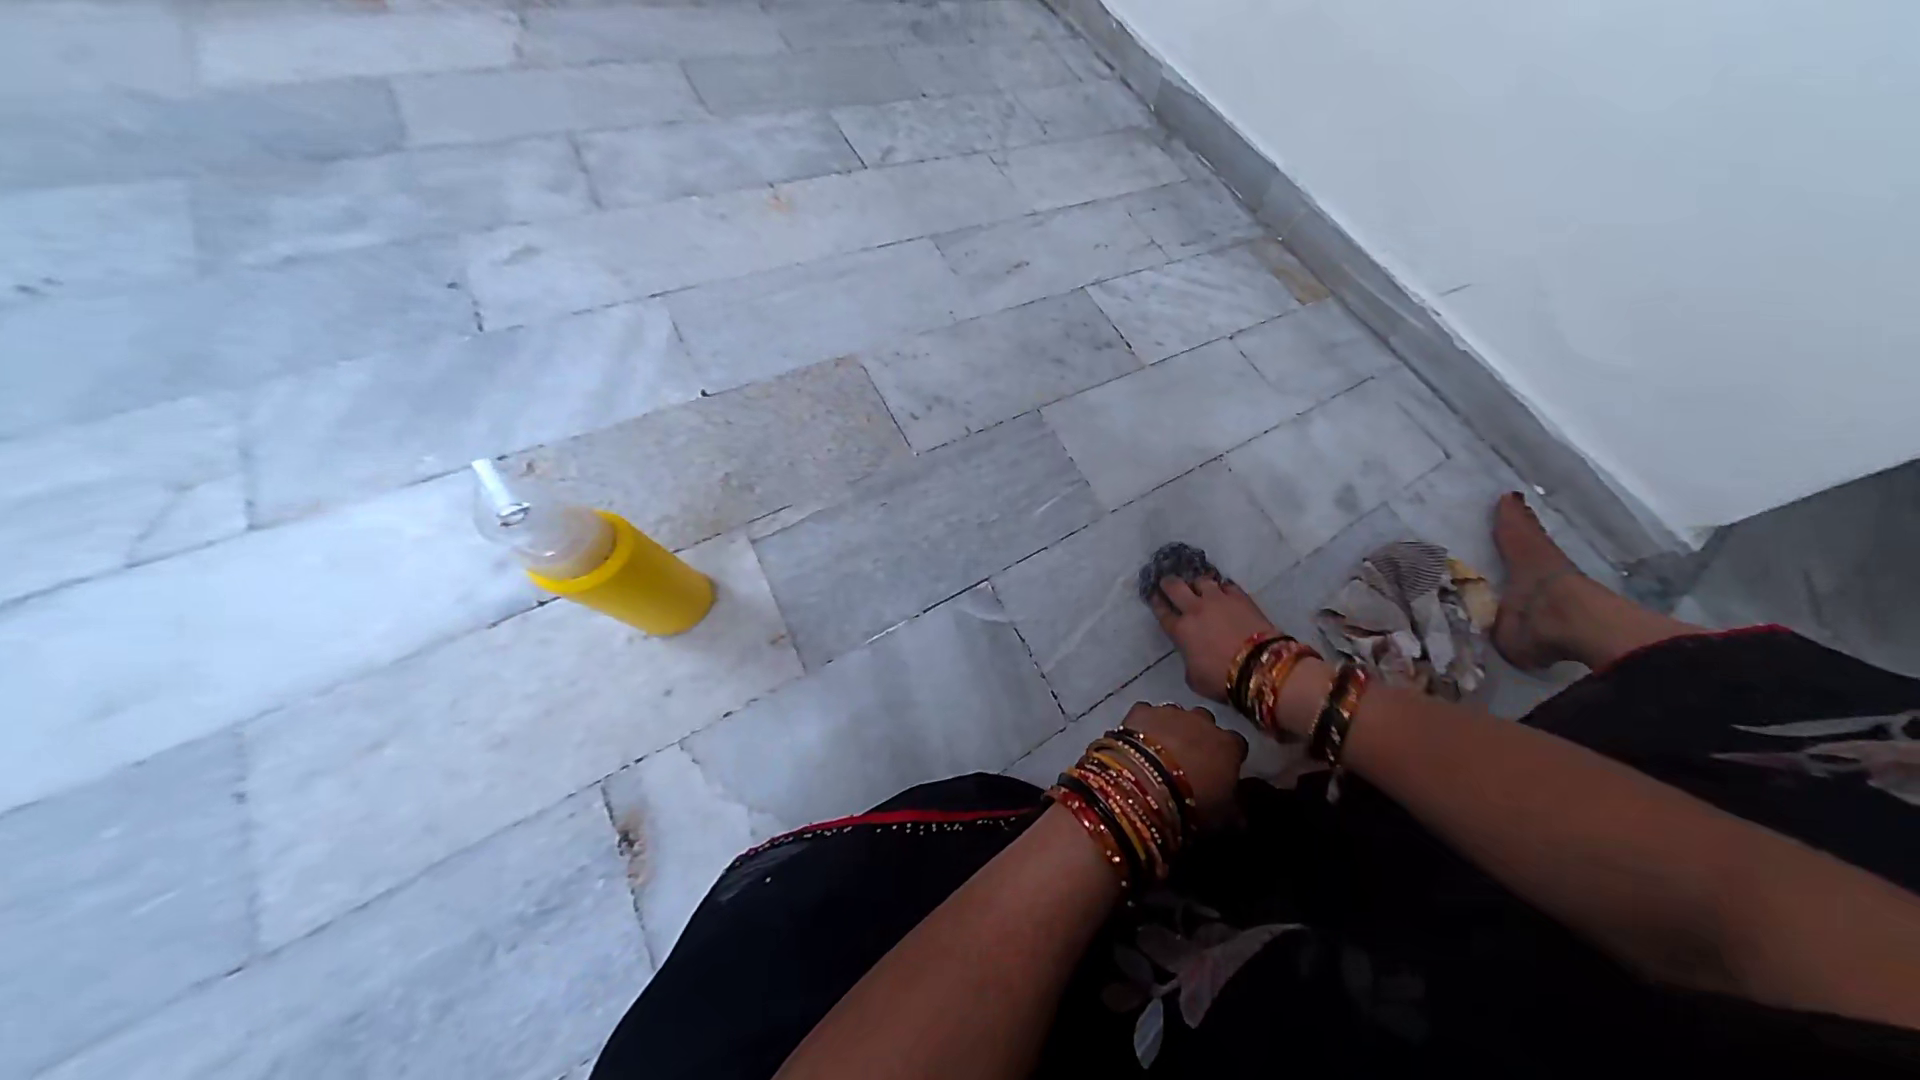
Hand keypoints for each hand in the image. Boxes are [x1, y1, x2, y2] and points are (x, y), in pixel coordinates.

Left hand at [1118, 702, 1247, 826]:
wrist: (1147, 783)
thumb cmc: (1194, 802)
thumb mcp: (1224, 819)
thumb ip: (1236, 813)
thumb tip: (1241, 818)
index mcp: (1228, 745)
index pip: (1237, 744)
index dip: (1229, 755)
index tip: (1221, 770)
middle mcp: (1202, 721)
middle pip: (1205, 722)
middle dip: (1199, 735)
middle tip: (1188, 758)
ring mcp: (1170, 712)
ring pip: (1175, 713)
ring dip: (1171, 727)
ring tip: (1160, 749)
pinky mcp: (1141, 711)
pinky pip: (1145, 712)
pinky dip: (1143, 722)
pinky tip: (1137, 738)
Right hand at [1147, 577, 1282, 702]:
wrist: (1259, 666)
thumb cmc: (1222, 678)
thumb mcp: (1194, 679)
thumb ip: (1188, 662)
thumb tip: (1192, 656)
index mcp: (1180, 630)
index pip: (1162, 611)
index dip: (1156, 602)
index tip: (1153, 595)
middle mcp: (1195, 609)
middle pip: (1175, 586)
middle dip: (1168, 583)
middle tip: (1168, 583)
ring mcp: (1218, 600)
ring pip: (1201, 580)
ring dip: (1197, 583)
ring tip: (1199, 587)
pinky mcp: (1240, 597)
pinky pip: (1226, 585)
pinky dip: (1222, 588)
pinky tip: (1223, 592)